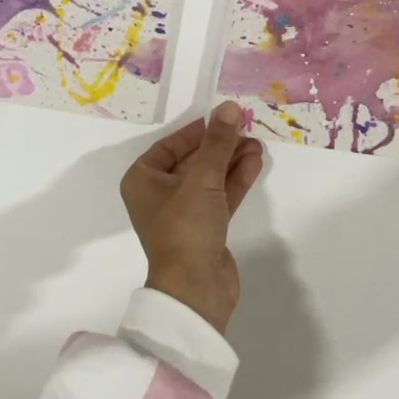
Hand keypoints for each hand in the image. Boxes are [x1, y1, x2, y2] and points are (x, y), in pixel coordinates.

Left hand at [120, 100, 263, 333]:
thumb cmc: (186, 227)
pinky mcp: (205, 229)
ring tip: (257, 144)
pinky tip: (254, 163)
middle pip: (191, 161)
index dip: (196, 131)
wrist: (196, 289)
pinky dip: (235, 181)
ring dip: (230, 161)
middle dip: (219, 146)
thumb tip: (229, 108)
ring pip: (208, 178)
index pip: (169, 146)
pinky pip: (219, 196)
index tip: (221, 117)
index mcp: (142, 180)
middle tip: (246, 128)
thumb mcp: (202, 180)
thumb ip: (217, 143)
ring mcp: (182, 213)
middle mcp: (158, 194)